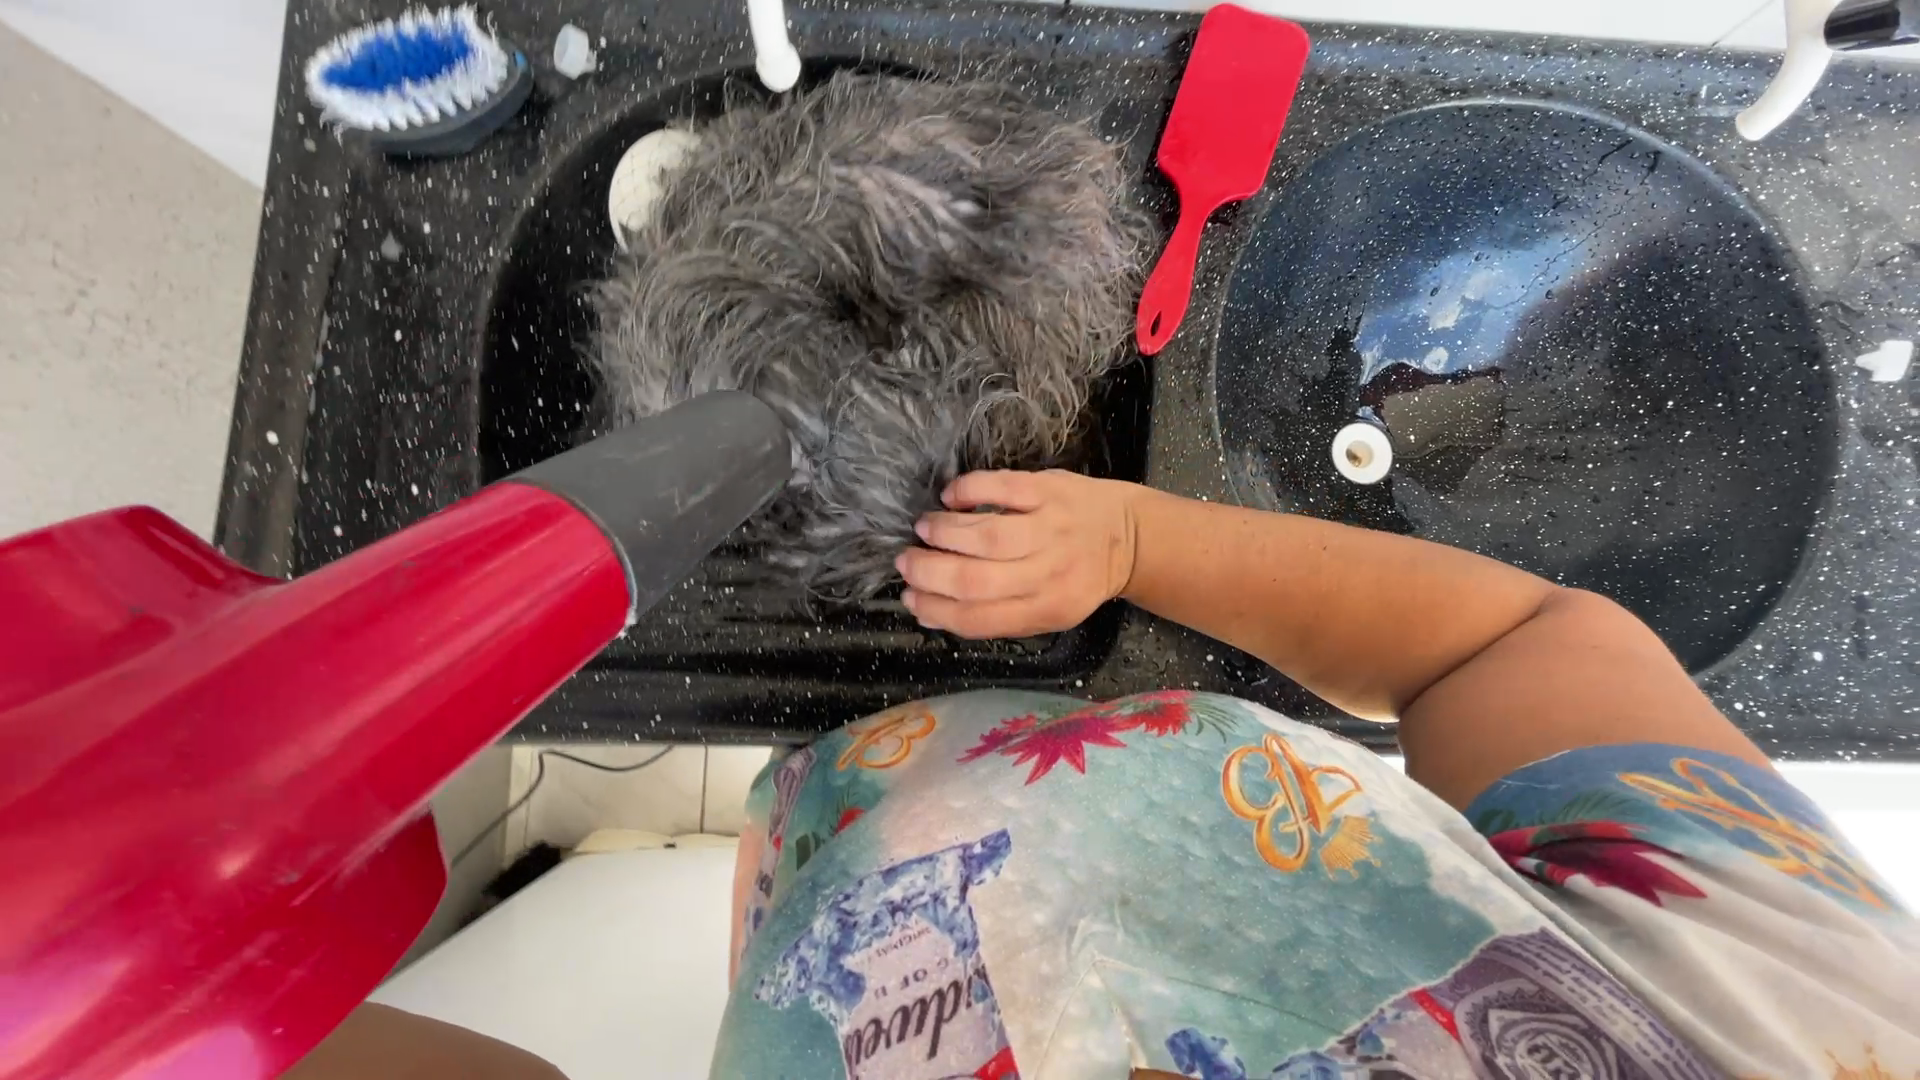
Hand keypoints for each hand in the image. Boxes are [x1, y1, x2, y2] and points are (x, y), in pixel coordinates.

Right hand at [895, 470, 1140, 638]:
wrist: (1131, 537)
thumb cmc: (1080, 578)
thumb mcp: (1048, 612)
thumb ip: (995, 615)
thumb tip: (930, 613)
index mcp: (1045, 610)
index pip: (977, 618)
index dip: (935, 610)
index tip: (910, 598)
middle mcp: (1048, 572)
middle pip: (974, 579)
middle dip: (929, 571)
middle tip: (906, 561)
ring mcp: (1050, 529)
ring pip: (985, 535)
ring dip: (943, 531)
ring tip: (923, 528)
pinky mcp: (1050, 490)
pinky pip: (1002, 487)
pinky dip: (968, 490)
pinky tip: (950, 497)